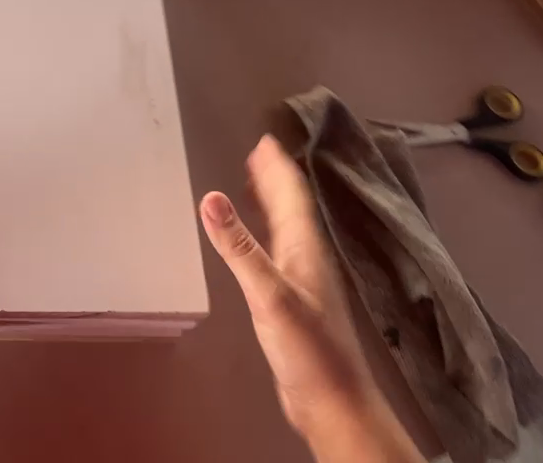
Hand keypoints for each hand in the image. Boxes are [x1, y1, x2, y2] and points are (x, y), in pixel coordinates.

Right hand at [200, 137, 421, 462]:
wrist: (333, 404)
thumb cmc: (308, 348)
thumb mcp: (268, 292)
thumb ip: (239, 246)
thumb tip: (209, 197)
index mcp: (305, 246)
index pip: (292, 194)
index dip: (278, 166)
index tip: (264, 139)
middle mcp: (307, 255)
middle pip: (291, 205)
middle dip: (273, 178)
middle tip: (255, 152)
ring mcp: (302, 278)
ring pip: (285, 226)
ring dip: (269, 201)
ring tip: (251, 182)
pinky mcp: (293, 299)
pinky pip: (277, 248)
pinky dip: (264, 232)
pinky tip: (255, 239)